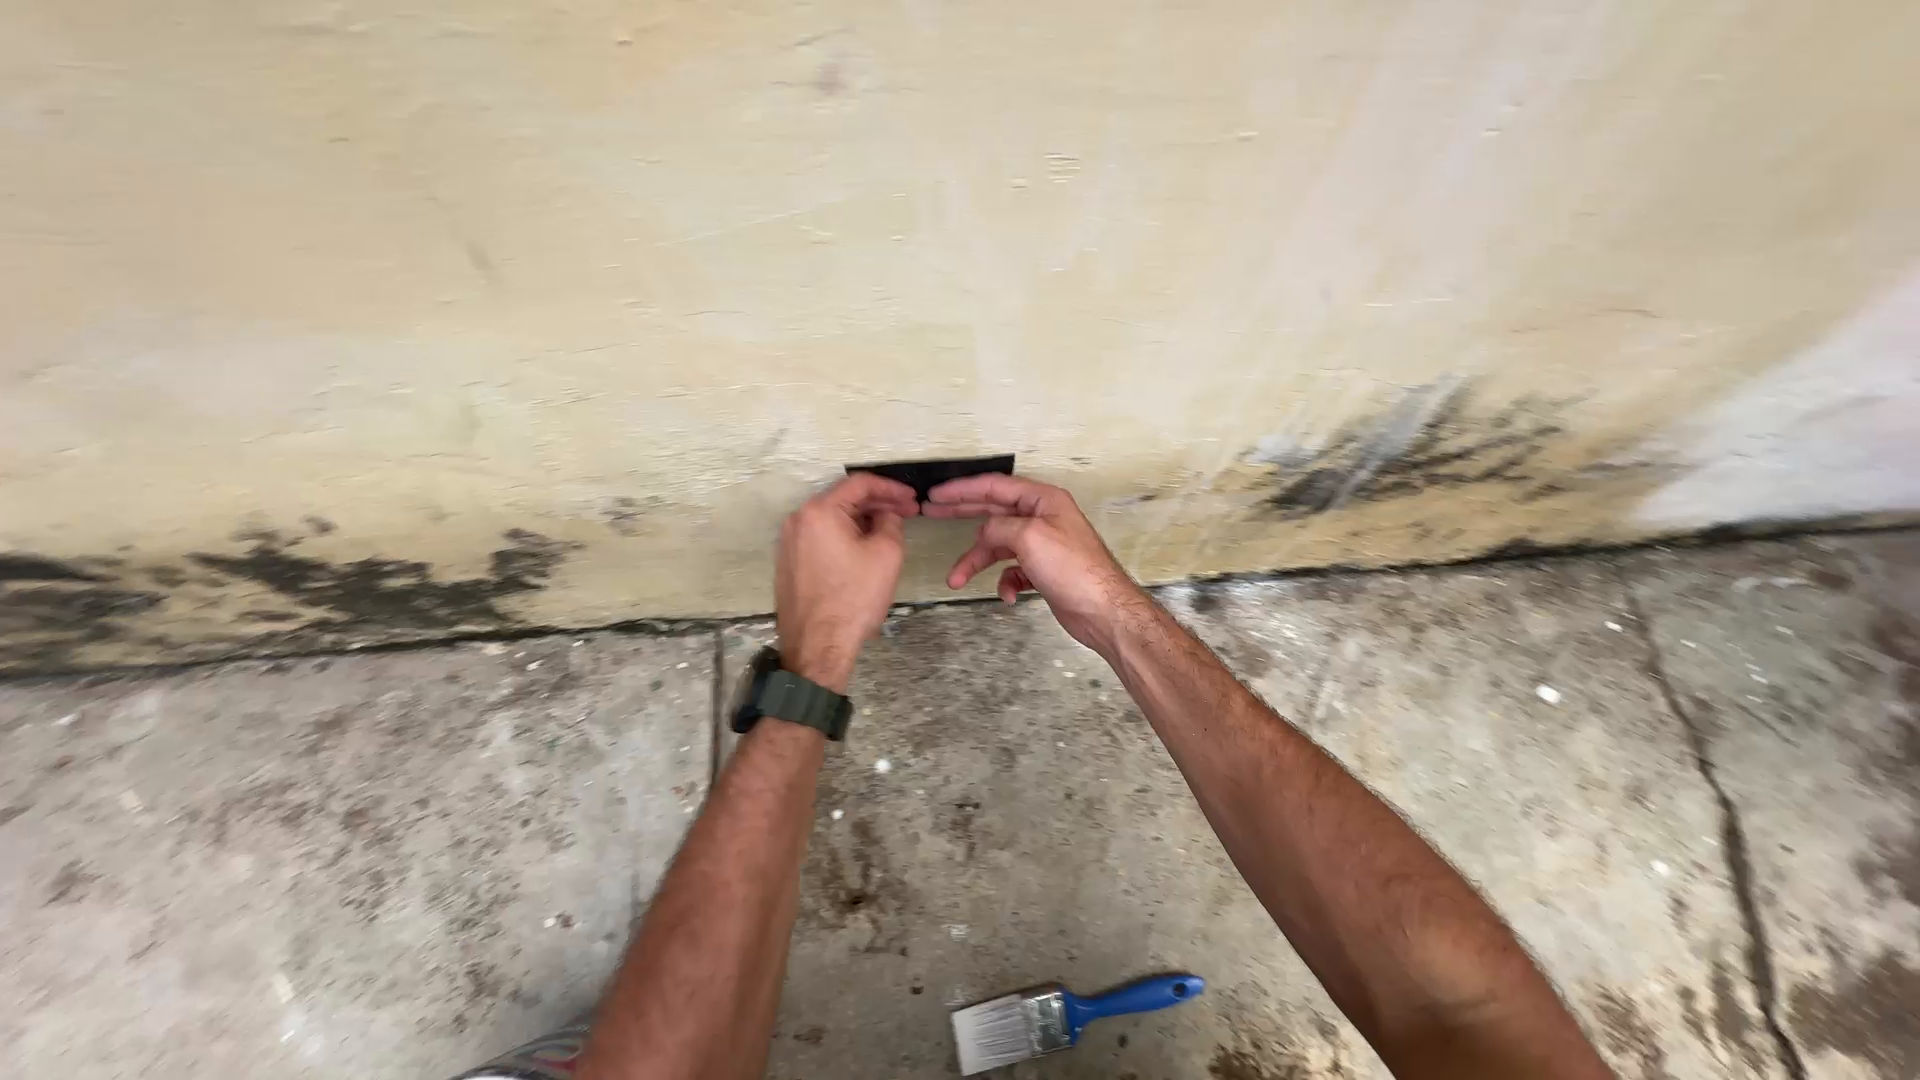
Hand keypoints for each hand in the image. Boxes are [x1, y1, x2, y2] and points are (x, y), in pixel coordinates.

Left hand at [775, 473, 919, 693]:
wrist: (818, 646)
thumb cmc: (854, 599)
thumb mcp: (886, 554)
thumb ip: (890, 523)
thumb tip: (886, 515)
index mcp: (819, 512)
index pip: (859, 484)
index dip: (890, 488)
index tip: (911, 497)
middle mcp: (797, 521)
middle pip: (843, 500)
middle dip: (877, 504)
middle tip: (906, 512)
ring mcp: (789, 543)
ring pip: (831, 520)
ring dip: (861, 521)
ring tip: (889, 530)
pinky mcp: (789, 563)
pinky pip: (821, 538)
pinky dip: (844, 537)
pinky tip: (864, 548)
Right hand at [924, 475, 1150, 656]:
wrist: (1102, 610)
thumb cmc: (1072, 568)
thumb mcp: (1029, 537)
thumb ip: (999, 527)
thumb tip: (985, 534)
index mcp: (1042, 500)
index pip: (994, 486)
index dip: (961, 489)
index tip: (935, 494)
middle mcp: (1042, 517)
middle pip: (992, 510)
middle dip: (961, 514)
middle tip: (930, 512)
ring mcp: (1042, 544)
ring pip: (998, 547)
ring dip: (977, 562)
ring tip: (955, 578)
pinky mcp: (1042, 570)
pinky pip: (1012, 571)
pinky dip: (1005, 582)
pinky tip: (1008, 595)